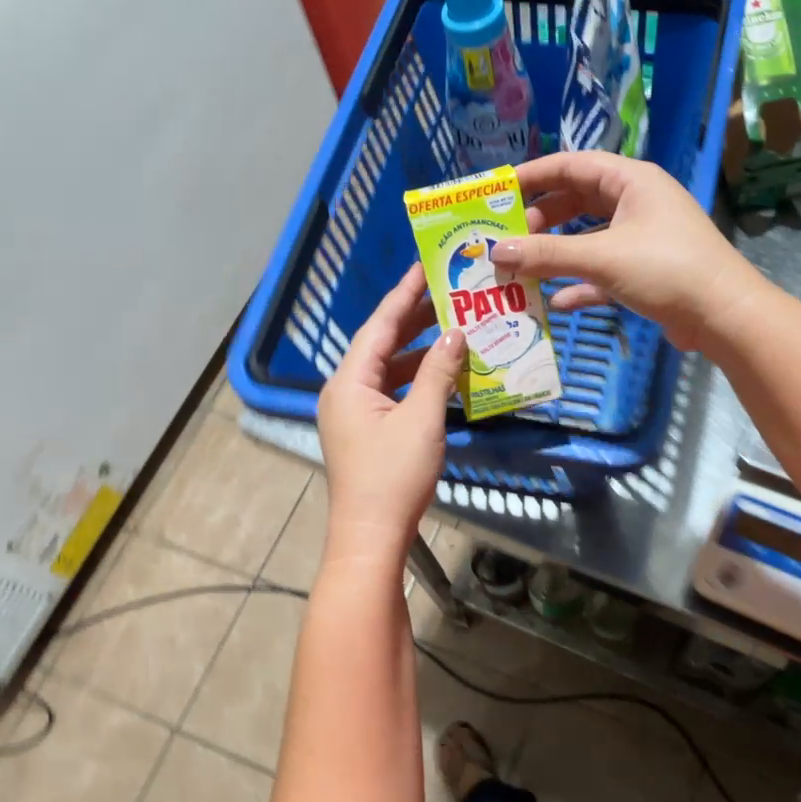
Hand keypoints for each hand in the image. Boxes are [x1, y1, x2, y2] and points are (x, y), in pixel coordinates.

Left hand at [316, 264, 465, 565]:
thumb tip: (456, 333)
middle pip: (380, 344)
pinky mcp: (365, 432)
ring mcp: (353, 413)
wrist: (371, 535)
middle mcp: (345, 391)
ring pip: (387, 369)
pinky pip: (390, 392)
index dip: (404, 295)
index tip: (425, 267)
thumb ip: (438, 373)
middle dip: (413, 319)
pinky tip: (442, 373)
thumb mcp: (422, 421)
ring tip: (452, 327)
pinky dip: (415, 379)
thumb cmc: (394, 476)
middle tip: (447, 292)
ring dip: (418, 351)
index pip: (379, 326)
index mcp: (349, 381)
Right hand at [492, 151, 769, 350]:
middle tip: (507, 238)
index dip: (534, 175)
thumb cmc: (666, 269)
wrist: (722, 314)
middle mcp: (637, 203)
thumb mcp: (602, 258)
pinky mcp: (646, 273)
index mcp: (631, 181)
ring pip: (588, 239)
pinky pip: (603, 272)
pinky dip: (579, 284)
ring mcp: (643, 238)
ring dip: (556, 255)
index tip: (498, 191)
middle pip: (578, 202)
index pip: (573, 165)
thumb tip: (496, 251)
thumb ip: (548, 255)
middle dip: (541, 220)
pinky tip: (555, 302)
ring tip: (521, 268)